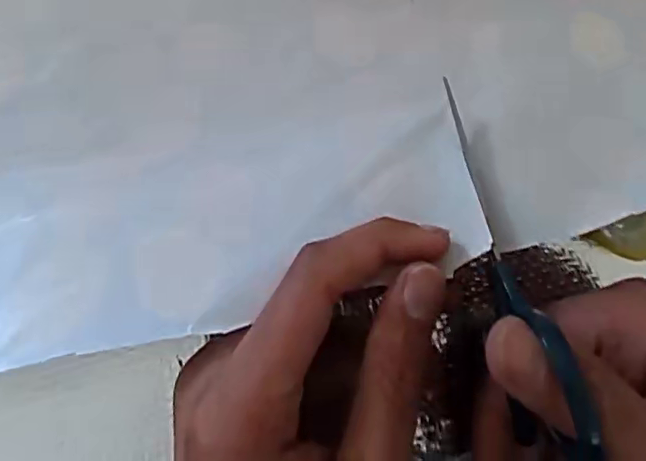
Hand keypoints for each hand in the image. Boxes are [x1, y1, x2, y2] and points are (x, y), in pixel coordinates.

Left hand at [174, 218, 450, 459]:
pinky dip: (341, 336)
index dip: (379, 244)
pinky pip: (292, 327)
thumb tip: (423, 275)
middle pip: (307, 286)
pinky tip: (369, 369)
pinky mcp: (225, 375)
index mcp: (235, 403)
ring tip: (409, 345)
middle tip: (434, 289)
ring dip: (363, 311)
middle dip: (378, 279)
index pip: (310, 277)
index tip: (435, 243)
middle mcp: (211, 371)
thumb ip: (393, 370)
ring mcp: (213, 371)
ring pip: (305, 303)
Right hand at [477, 278, 645, 459]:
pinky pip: (578, 419)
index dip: (506, 396)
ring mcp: (625, 365)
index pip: (528, 335)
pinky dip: (566, 450)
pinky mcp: (630, 401)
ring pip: (548, 402)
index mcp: (627, 314)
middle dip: (521, 429)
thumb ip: (584, 396)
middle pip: (534, 368)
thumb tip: (499, 333)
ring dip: (539, 447)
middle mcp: (620, 327)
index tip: (494, 453)